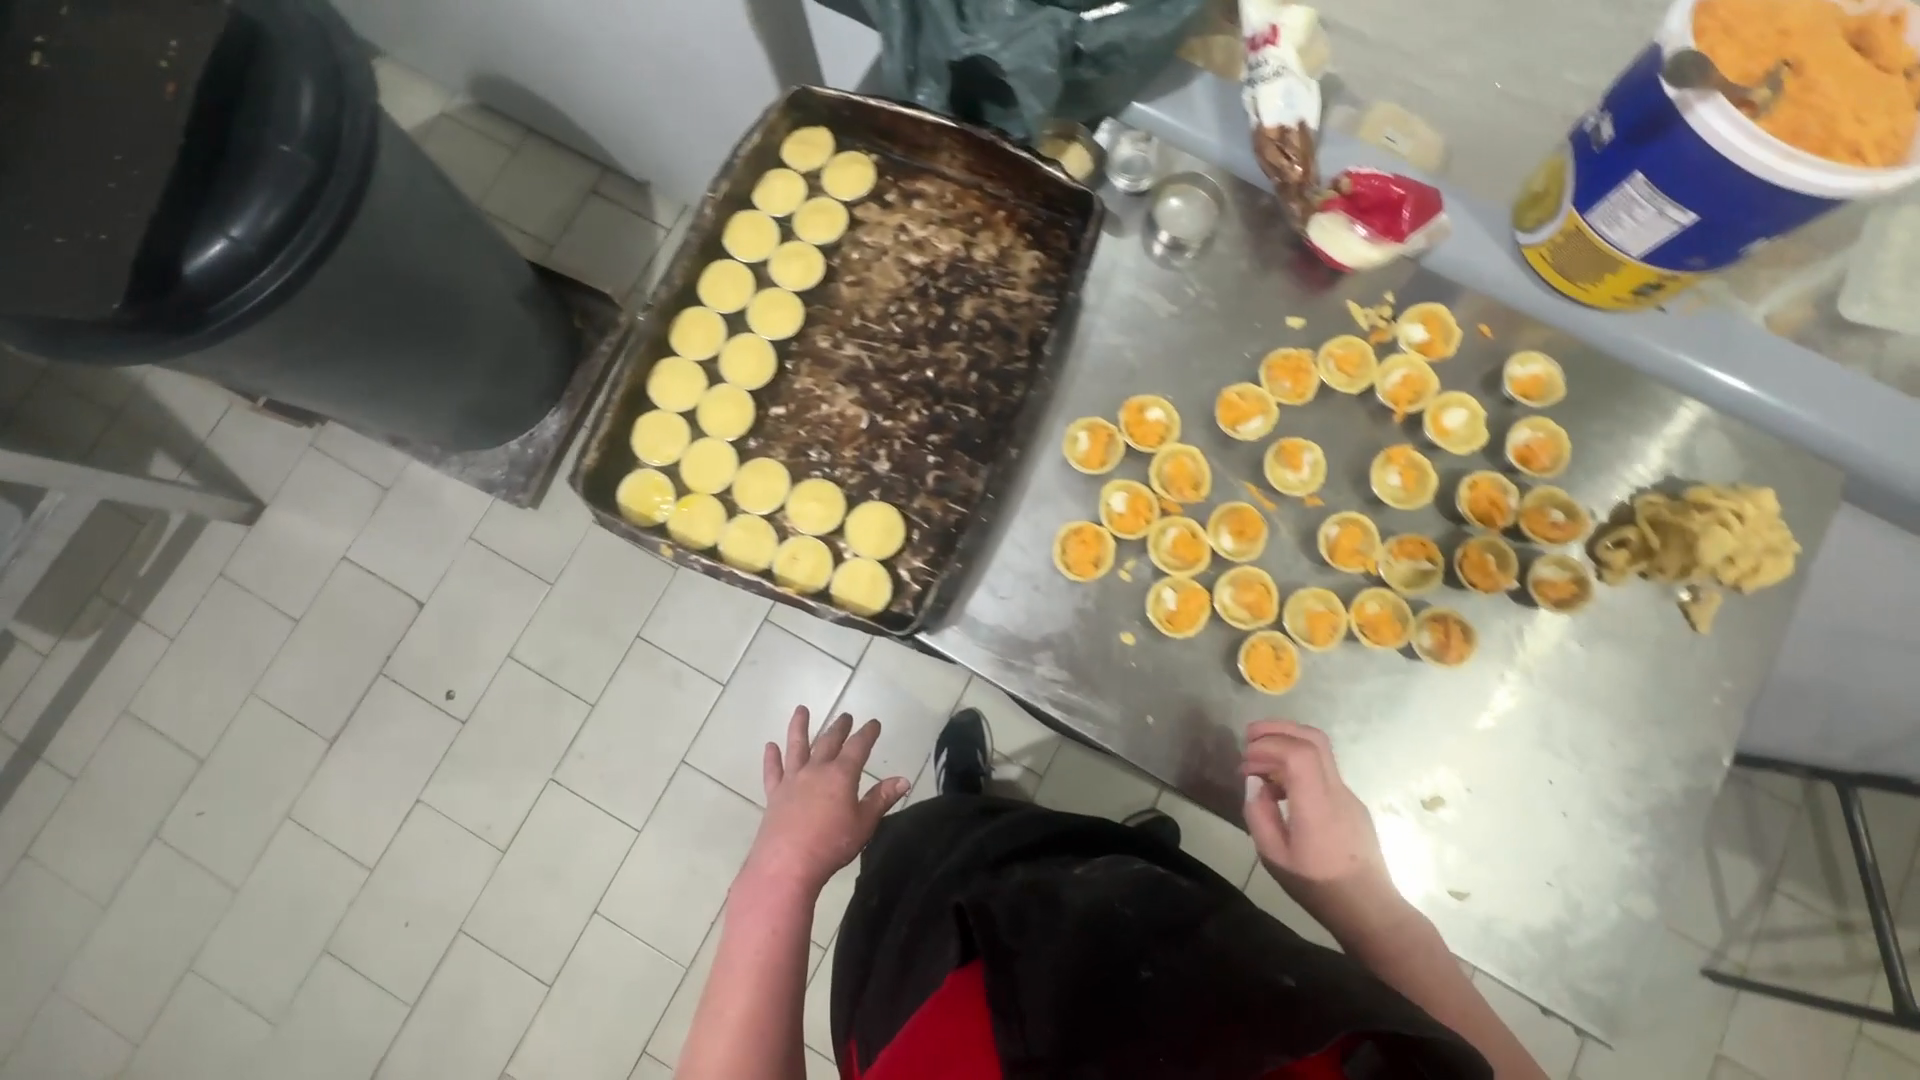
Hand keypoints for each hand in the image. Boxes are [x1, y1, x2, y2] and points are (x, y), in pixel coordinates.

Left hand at [740, 706, 910, 896]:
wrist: (786, 864)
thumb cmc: (831, 845)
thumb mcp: (864, 824)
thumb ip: (881, 799)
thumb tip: (903, 779)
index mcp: (841, 775)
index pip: (858, 747)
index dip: (867, 733)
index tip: (874, 723)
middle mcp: (816, 770)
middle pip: (829, 742)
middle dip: (839, 728)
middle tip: (846, 716)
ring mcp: (792, 780)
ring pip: (797, 747)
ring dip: (799, 727)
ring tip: (801, 710)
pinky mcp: (774, 794)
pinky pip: (773, 771)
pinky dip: (771, 758)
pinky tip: (770, 746)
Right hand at [1240, 720, 1406, 933]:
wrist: (1370, 910)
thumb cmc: (1318, 889)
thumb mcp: (1274, 857)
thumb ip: (1259, 815)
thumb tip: (1255, 785)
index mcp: (1318, 806)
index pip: (1299, 753)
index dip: (1268, 745)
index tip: (1245, 761)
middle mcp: (1337, 792)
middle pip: (1314, 738)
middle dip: (1278, 729)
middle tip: (1248, 738)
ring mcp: (1348, 796)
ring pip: (1320, 751)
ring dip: (1286, 745)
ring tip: (1259, 765)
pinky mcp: (1351, 804)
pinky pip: (1322, 770)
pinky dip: (1297, 765)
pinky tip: (1279, 788)